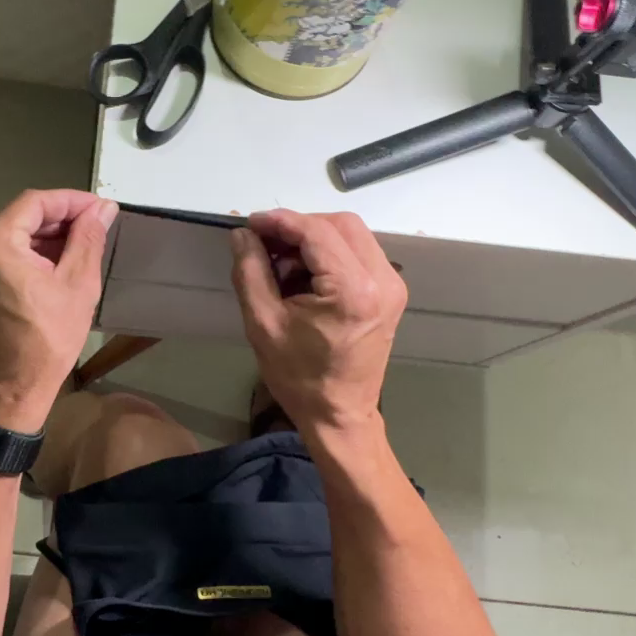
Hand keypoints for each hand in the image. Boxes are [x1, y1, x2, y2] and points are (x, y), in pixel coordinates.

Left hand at [0, 189, 117, 432]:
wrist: (15, 387)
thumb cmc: (49, 340)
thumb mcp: (77, 285)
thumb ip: (88, 238)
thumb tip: (103, 208)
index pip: (35, 203)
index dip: (70, 201)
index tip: (99, 206)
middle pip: (19, 217)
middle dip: (58, 220)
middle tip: (93, 226)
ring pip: (8, 235)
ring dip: (42, 237)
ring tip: (78, 246)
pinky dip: (23, 253)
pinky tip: (51, 261)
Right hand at [229, 210, 406, 435]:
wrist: (339, 414)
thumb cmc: (299, 377)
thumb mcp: (263, 324)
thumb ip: (251, 272)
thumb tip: (243, 235)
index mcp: (353, 291)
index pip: (317, 232)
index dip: (281, 221)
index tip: (250, 224)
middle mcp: (382, 280)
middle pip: (341, 225)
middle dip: (299, 226)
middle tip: (265, 244)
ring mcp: (392, 285)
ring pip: (352, 235)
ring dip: (314, 239)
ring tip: (282, 264)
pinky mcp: (390, 292)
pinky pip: (359, 254)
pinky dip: (329, 254)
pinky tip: (303, 276)